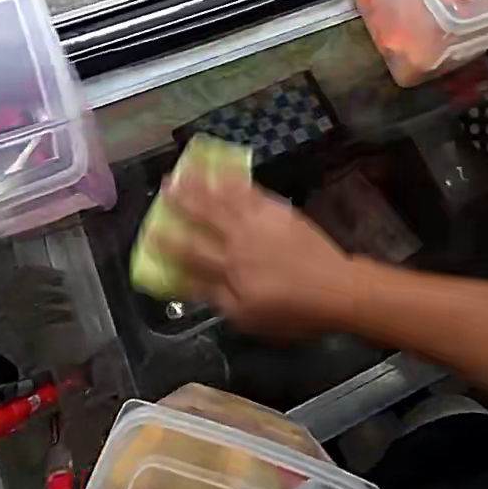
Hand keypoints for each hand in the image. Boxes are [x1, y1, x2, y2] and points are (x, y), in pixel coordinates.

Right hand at [151, 172, 361, 340]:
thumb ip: (217, 298)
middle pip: (205, 216)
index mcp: (229, 269)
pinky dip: (237, 181)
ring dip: (204, 183)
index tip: (150, 230)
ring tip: (187, 170)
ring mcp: (261, 222)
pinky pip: (253, 192)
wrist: (337, 289)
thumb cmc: (293, 311)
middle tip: (164, 185)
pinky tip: (227, 173)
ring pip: (225, 198)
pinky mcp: (280, 212)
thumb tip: (190, 285)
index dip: (167, 241)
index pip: (190, 252)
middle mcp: (240, 240)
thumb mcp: (249, 318)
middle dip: (182, 200)